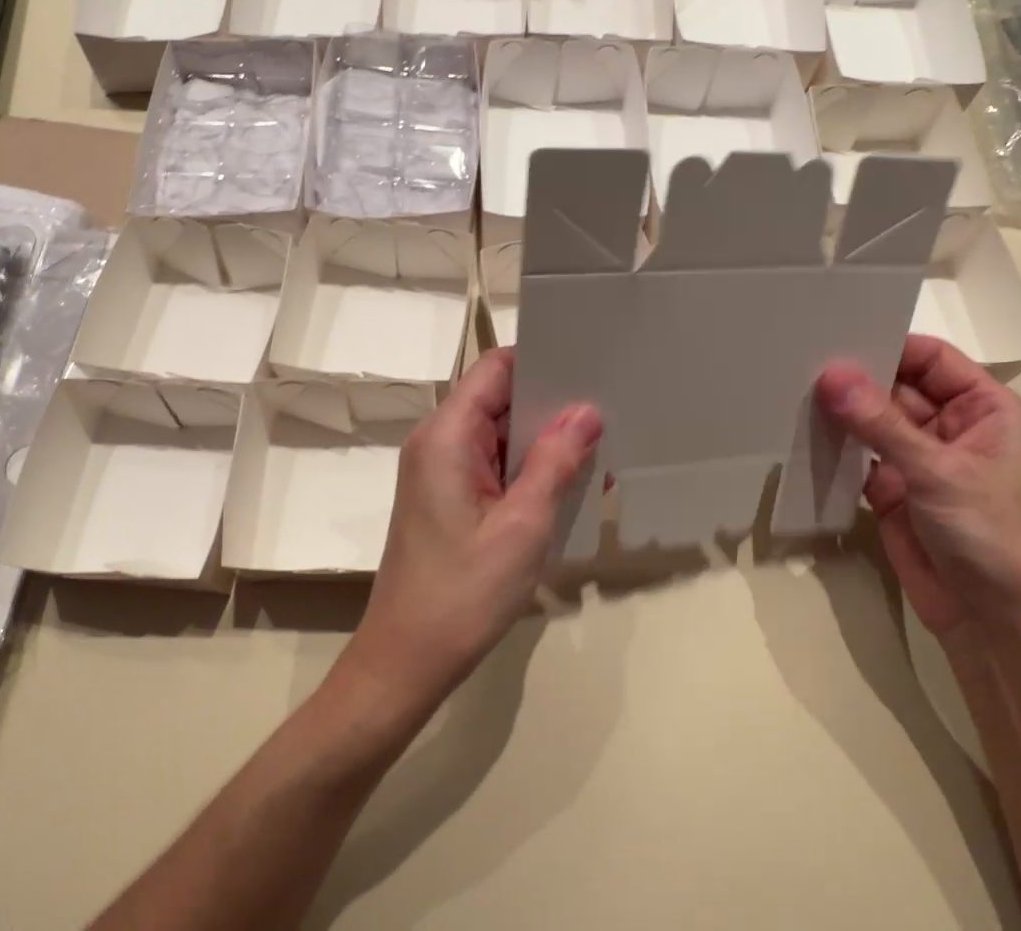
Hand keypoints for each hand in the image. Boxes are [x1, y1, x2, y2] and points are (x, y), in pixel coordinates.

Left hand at [342, 348, 601, 702]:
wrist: (408, 659)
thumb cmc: (464, 593)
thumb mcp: (522, 526)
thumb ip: (555, 462)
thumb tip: (586, 411)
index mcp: (446, 436)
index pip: (495, 369)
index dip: (541, 360)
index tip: (592, 363)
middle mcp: (438, 444)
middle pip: (499, 400)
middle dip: (552, 403)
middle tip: (613, 407)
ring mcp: (440, 474)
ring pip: (500, 437)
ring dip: (544, 443)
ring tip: (604, 444)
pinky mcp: (448, 501)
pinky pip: (494, 469)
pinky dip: (529, 473)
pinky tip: (572, 485)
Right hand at [816, 335, 1020, 641]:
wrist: (997, 622)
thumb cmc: (992, 533)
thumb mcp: (940, 471)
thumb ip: (881, 423)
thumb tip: (831, 373)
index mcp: (985, 411)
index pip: (933, 360)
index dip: (890, 346)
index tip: (836, 336)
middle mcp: (952, 430)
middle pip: (897, 390)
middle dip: (856, 380)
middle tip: (798, 362)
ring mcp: (919, 464)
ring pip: (873, 427)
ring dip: (840, 417)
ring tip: (788, 393)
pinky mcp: (892, 497)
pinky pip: (857, 463)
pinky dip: (833, 454)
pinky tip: (798, 438)